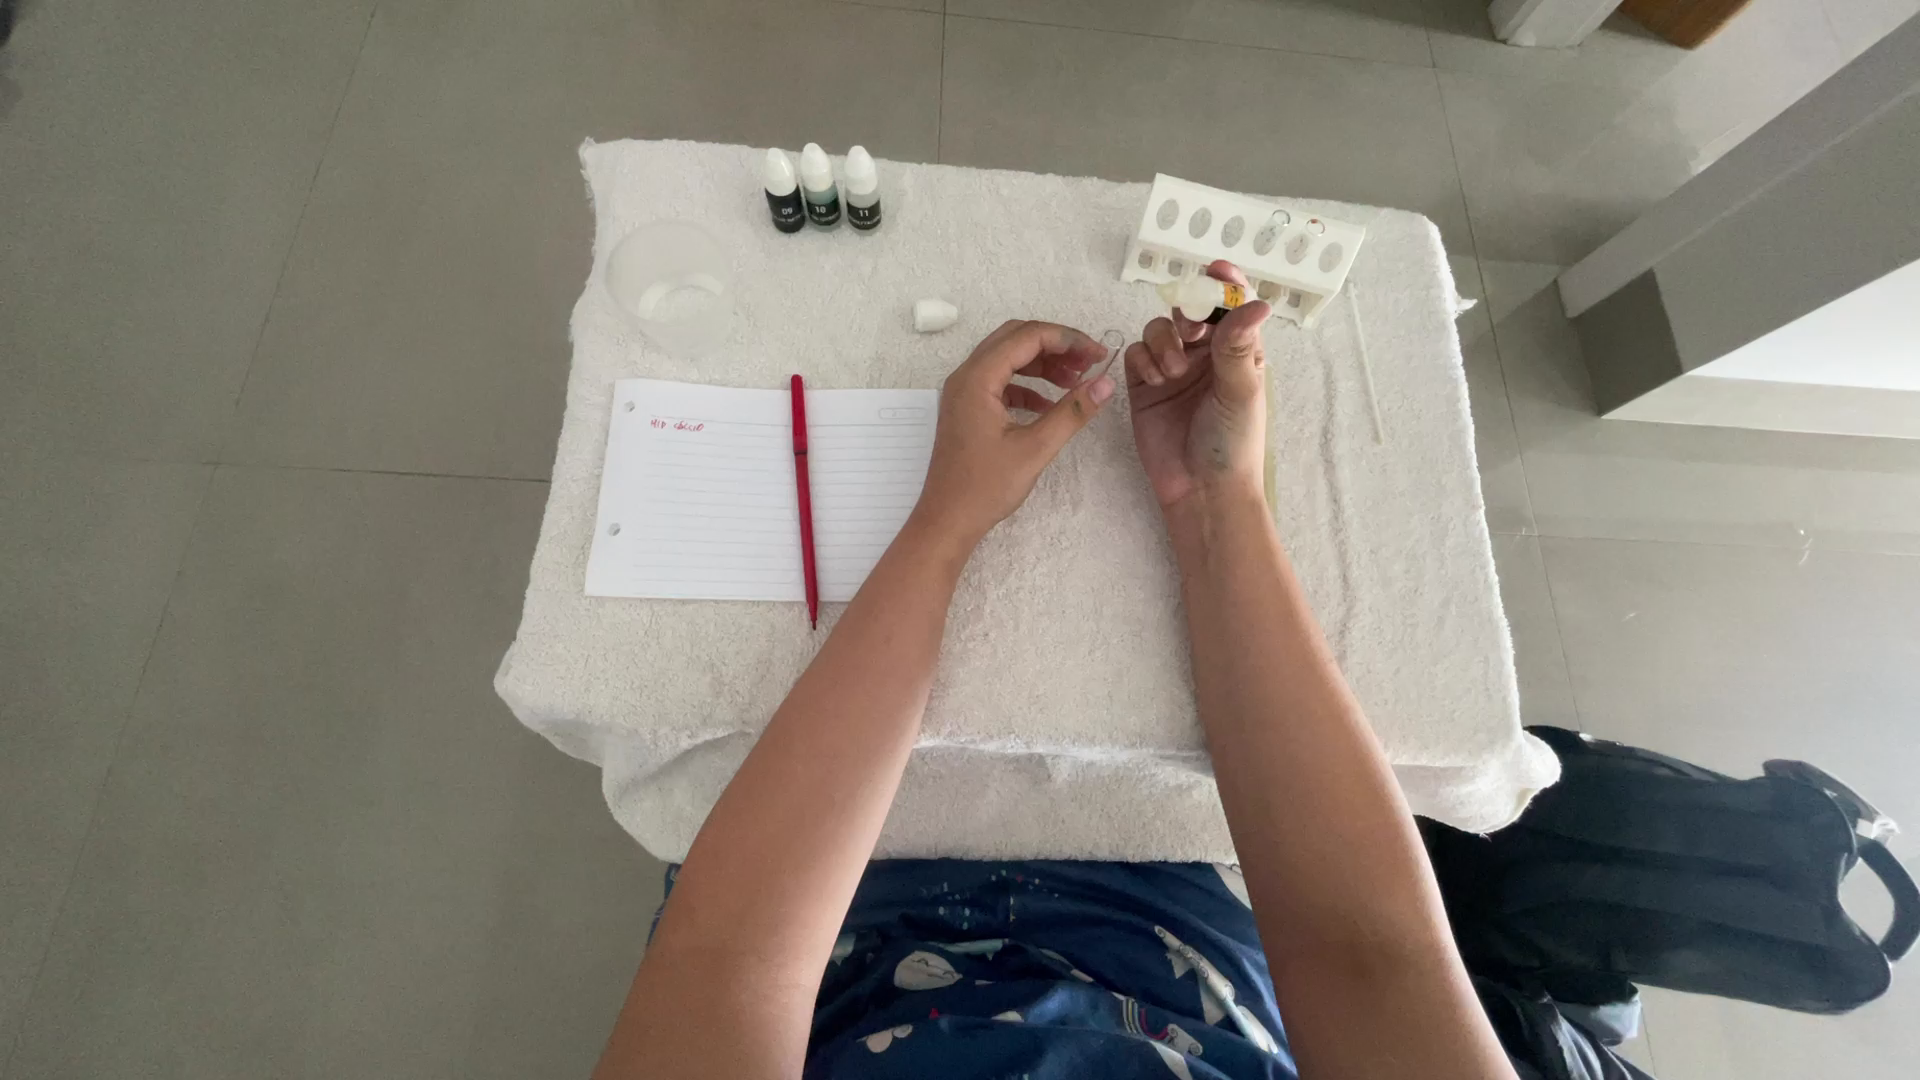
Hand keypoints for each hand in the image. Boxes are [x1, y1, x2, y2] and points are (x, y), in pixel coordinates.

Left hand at [913, 320, 1116, 544]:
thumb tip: (1106, 383)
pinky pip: (1000, 382)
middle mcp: (965, 377)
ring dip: (1042, 364)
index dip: (1068, 339)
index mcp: (977, 379)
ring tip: (1075, 382)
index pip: (1027, 336)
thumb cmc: (984, 488)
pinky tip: (1050, 405)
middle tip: (1089, 363)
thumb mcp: (1036, 448)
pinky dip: (1028, 385)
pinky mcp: (967, 409)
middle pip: (1015, 339)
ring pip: (1007, 359)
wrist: (947, 519)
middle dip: (1056, 345)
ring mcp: (963, 393)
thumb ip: (1072, 412)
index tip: (1098, 355)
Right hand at [1125, 261, 1271, 510]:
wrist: (1199, 488)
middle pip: (1189, 311)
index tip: (1214, 270)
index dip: (1224, 284)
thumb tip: (1258, 302)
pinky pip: (1134, 355)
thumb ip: (1237, 346)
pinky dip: (1142, 360)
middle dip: (1187, 314)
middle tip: (1191, 332)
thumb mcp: (1240, 391)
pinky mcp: (1142, 387)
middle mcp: (1204, 355)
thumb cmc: (1231, 442)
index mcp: (1237, 351)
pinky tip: (1155, 382)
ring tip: (1173, 372)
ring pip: (1157, 329)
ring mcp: (1171, 370)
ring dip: (1162, 341)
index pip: (1231, 306)